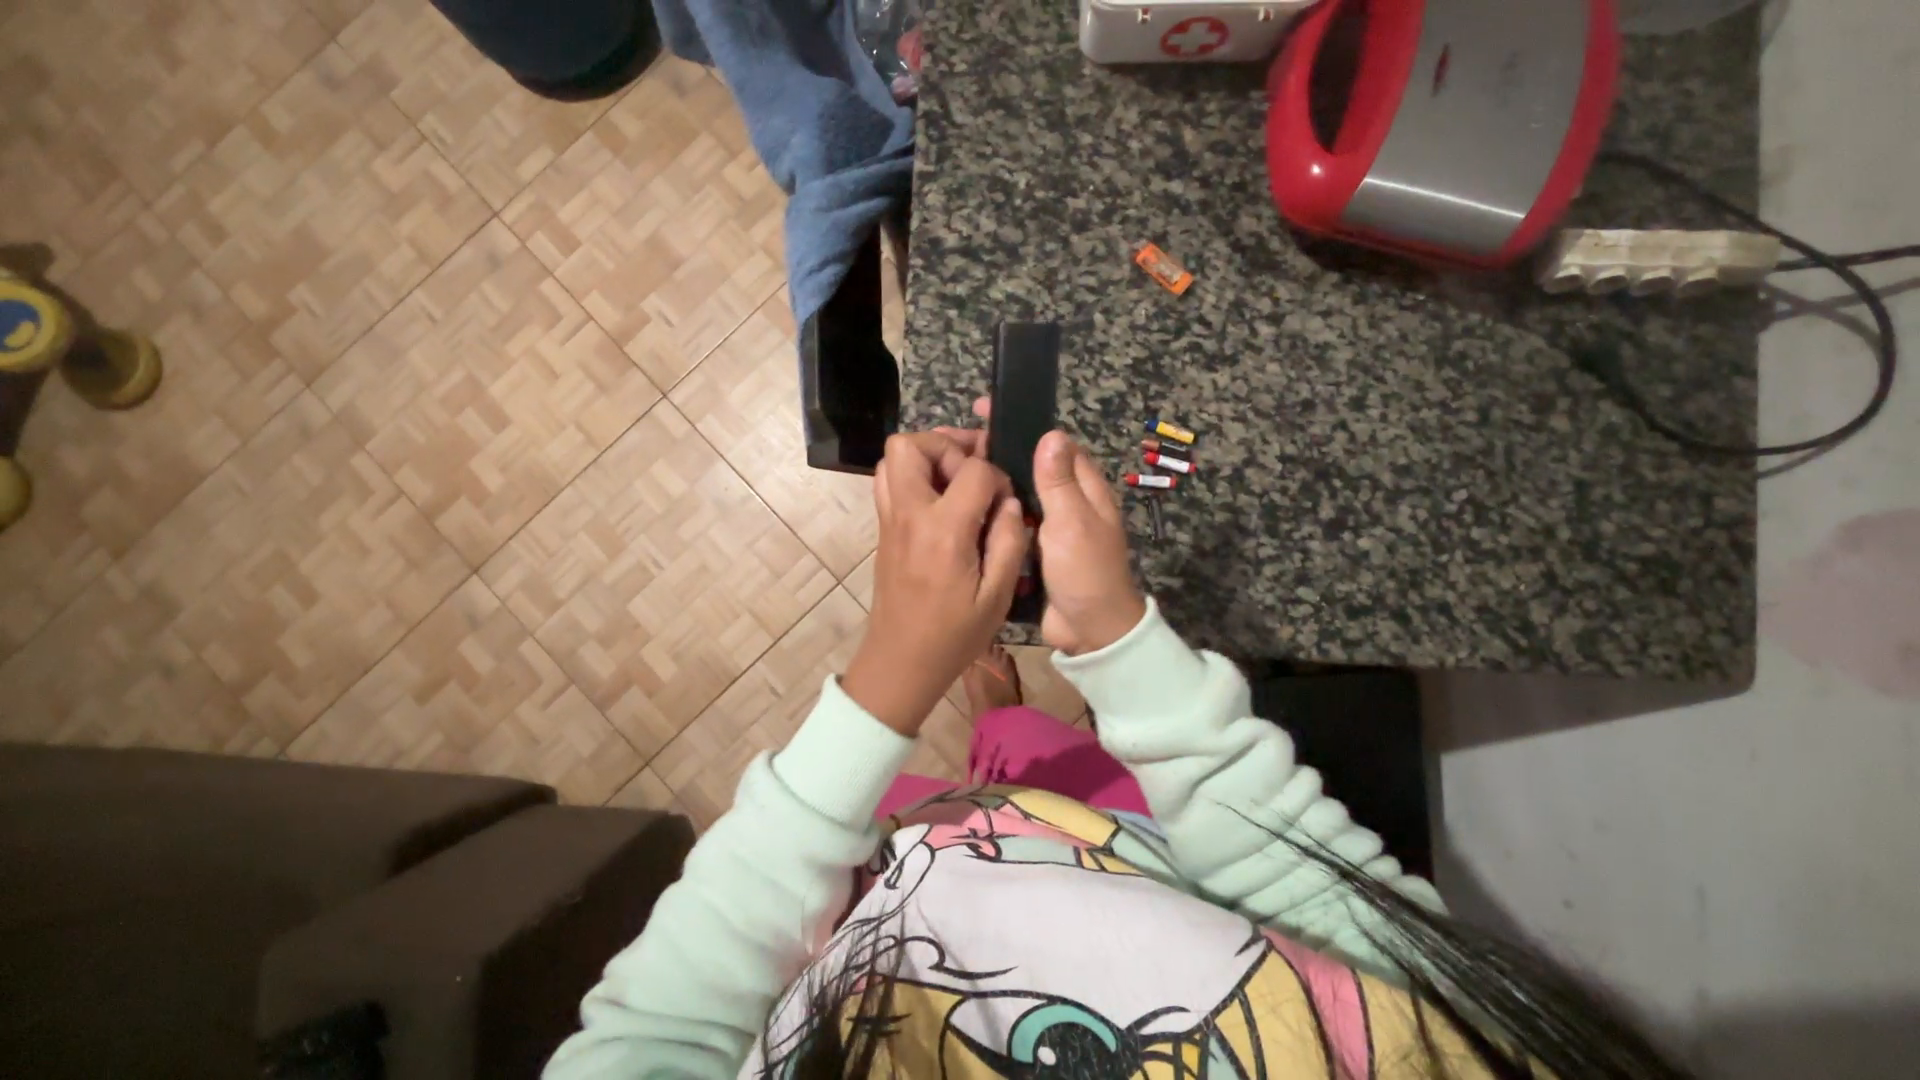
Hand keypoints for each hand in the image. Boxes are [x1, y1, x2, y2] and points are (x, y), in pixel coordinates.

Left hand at [842, 431, 1028, 734]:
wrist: (901, 662)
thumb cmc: (954, 636)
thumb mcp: (997, 596)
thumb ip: (1008, 540)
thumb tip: (1008, 501)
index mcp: (943, 530)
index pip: (972, 470)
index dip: (996, 476)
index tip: (1004, 502)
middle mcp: (909, 515)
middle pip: (910, 445)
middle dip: (947, 445)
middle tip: (973, 469)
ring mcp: (889, 520)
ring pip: (892, 459)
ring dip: (926, 458)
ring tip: (956, 480)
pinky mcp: (883, 530)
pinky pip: (889, 482)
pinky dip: (914, 478)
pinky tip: (942, 504)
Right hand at [968, 397, 1145, 654]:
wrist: (1089, 631)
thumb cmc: (1086, 572)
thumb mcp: (1073, 522)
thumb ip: (1059, 481)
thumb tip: (1050, 432)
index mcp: (1083, 487)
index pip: (1050, 442)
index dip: (1019, 423)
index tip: (982, 411)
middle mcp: (1065, 500)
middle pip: (1026, 465)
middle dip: (992, 451)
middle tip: (948, 444)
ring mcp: (1046, 526)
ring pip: (1012, 493)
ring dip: (985, 481)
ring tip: (943, 470)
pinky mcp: (1029, 549)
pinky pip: (1005, 522)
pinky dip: (985, 512)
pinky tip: (955, 507)